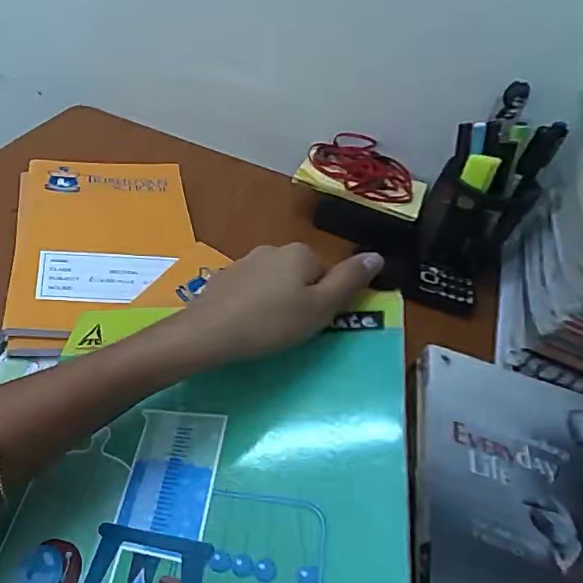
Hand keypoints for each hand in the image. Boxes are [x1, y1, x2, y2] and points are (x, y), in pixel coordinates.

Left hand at [144, 244, 382, 370]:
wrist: (206, 333)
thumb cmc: (270, 323)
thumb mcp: (321, 307)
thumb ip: (350, 280)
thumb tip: (376, 254)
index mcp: (299, 252)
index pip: (328, 274)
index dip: (325, 301)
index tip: (313, 322)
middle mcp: (270, 249)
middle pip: (300, 276)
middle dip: (299, 300)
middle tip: (289, 329)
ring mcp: (242, 263)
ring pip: (273, 284)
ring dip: (274, 303)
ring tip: (264, 329)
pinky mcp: (220, 280)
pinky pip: (248, 292)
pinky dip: (251, 306)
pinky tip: (243, 325)